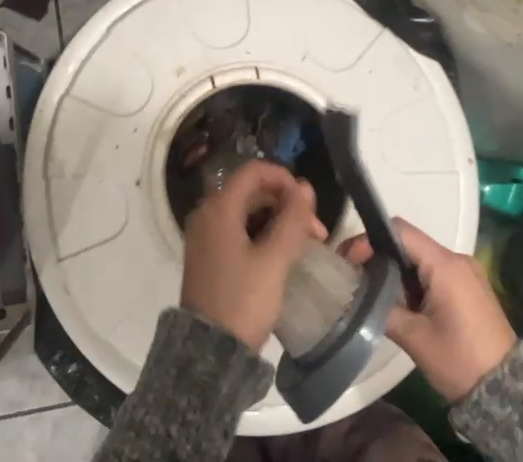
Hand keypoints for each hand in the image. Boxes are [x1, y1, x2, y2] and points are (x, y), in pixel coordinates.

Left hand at [180, 161, 326, 349]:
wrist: (210, 350)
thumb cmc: (243, 301)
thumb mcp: (274, 261)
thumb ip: (292, 220)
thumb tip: (304, 186)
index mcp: (219, 208)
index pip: (254, 171)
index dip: (285, 179)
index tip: (309, 204)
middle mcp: (207, 213)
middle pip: (251, 190)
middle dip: (286, 204)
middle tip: (317, 234)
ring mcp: (206, 234)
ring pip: (247, 211)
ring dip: (278, 220)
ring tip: (306, 246)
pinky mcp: (209, 253)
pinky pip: (239, 229)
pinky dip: (262, 234)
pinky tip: (284, 254)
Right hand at [342, 218, 514, 401]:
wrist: (506, 391)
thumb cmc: (459, 361)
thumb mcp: (413, 337)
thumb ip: (381, 307)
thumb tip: (356, 293)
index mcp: (446, 265)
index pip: (399, 230)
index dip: (369, 239)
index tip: (350, 260)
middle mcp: (457, 259)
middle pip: (408, 242)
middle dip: (378, 255)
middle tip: (354, 275)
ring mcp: (466, 272)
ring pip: (419, 257)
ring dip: (395, 269)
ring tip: (371, 290)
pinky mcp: (469, 286)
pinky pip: (433, 270)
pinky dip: (412, 279)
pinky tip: (399, 300)